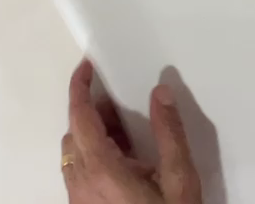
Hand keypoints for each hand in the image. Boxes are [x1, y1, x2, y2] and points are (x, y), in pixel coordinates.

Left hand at [62, 59, 201, 203]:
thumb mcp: (179, 181)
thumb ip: (169, 133)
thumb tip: (160, 91)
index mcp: (100, 169)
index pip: (79, 115)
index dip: (79, 85)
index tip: (88, 64)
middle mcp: (80, 184)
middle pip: (75, 132)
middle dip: (94, 112)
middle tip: (122, 105)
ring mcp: (78, 201)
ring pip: (75, 154)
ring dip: (94, 136)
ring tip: (127, 135)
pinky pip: (79, 174)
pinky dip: (94, 157)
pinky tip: (125, 164)